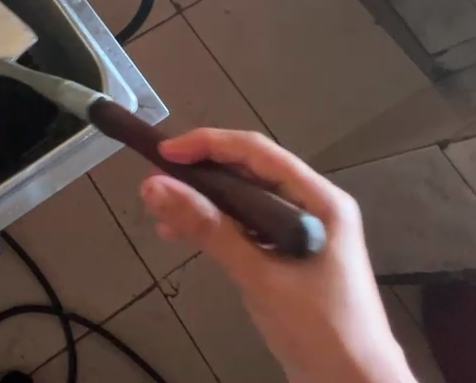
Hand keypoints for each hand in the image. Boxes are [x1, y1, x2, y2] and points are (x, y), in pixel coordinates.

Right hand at [140, 129, 411, 382]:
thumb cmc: (322, 331)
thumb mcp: (260, 277)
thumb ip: (208, 229)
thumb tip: (153, 185)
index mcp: (319, 200)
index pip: (256, 151)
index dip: (208, 144)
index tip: (164, 153)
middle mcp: (310, 204)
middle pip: (246, 170)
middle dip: (199, 173)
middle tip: (156, 180)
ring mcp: (298, 229)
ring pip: (240, 197)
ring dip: (201, 200)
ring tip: (159, 208)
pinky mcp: (286, 253)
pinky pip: (242, 223)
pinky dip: (211, 225)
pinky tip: (179, 233)